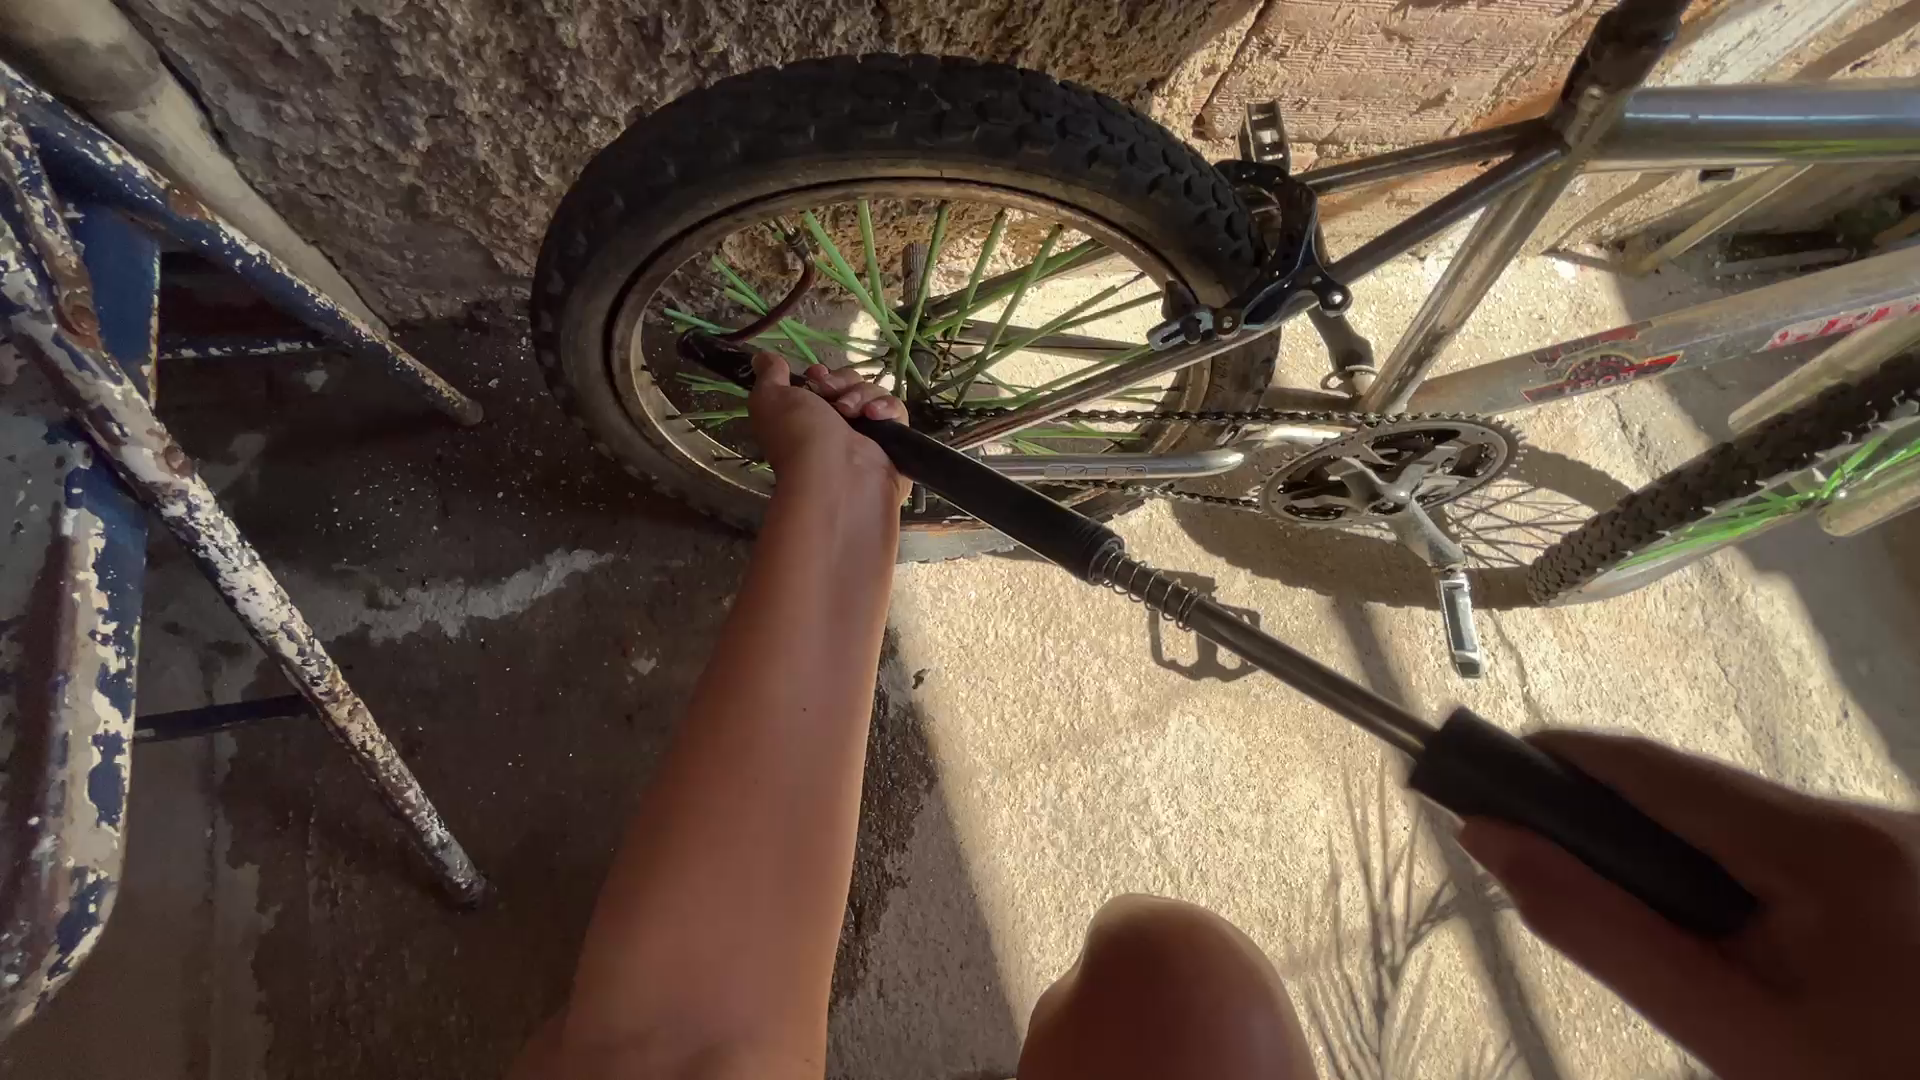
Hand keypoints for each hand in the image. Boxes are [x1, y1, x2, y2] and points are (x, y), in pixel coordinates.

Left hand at [748, 353, 907, 499]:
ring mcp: (868, 434)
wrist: (834, 476)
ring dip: (862, 395)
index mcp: (810, 417)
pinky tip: (874, 416)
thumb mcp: (769, 398)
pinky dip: (887, 408)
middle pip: (852, 384)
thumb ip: (769, 375)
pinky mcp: (894, 441)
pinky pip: (897, 411)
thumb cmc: (798, 437)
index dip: (823, 375)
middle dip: (842, 382)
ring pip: (875, 393)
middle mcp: (840, 426)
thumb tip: (763, 358)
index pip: (826, 384)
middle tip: (831, 396)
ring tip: (851, 412)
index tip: (816, 376)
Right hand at [1458, 732, 1919, 1079]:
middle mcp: (1870, 815)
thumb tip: (1481, 834)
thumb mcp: (1726, 1030)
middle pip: (1690, 788)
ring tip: (1664, 925)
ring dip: (1673, 847)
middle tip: (1571, 879)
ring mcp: (1903, 836)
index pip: (1645, 764)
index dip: (1555, 757)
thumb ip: (1593, 926)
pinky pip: (1786, 837)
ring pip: (1737, 813)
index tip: (1487, 779)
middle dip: (1613, 820)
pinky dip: (1732, 865)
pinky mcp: (1916, 860)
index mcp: (1824, 846)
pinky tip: (1743, 931)